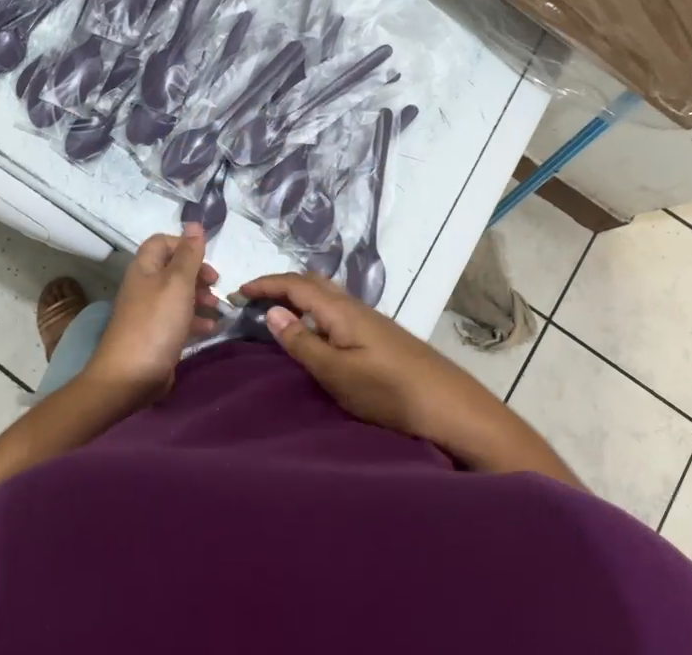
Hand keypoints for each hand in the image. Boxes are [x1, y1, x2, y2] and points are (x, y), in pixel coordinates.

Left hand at [83, 224, 219, 401]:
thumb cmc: (155, 323)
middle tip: (216, 284)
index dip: (184, 245)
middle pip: (173, 269)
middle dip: (197, 274)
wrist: (130, 376)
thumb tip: (194, 224)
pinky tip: (211, 328)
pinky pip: (179, 320)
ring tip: (218, 307)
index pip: (162, 243)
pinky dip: (196, 321)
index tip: (206, 258)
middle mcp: (144, 287)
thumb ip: (188, 254)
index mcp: (144, 269)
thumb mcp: (177, 283)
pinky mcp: (157, 336)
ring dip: (200, 298)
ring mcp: (149, 313)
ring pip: (179, 296)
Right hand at [245, 273, 578, 482]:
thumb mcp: (337, 373)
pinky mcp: (383, 338)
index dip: (267, 284)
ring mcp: (373, 322)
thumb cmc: (390, 393)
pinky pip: (339, 310)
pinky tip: (317, 332)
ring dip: (301, 297)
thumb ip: (303, 343)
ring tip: (280, 314)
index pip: (297, 285)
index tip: (239, 291)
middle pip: (314, 283)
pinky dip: (317, 311)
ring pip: (329, 296)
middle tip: (256, 299)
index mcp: (342, 312)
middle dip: (282, 285)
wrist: (452, 409)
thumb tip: (273, 311)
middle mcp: (357, 308)